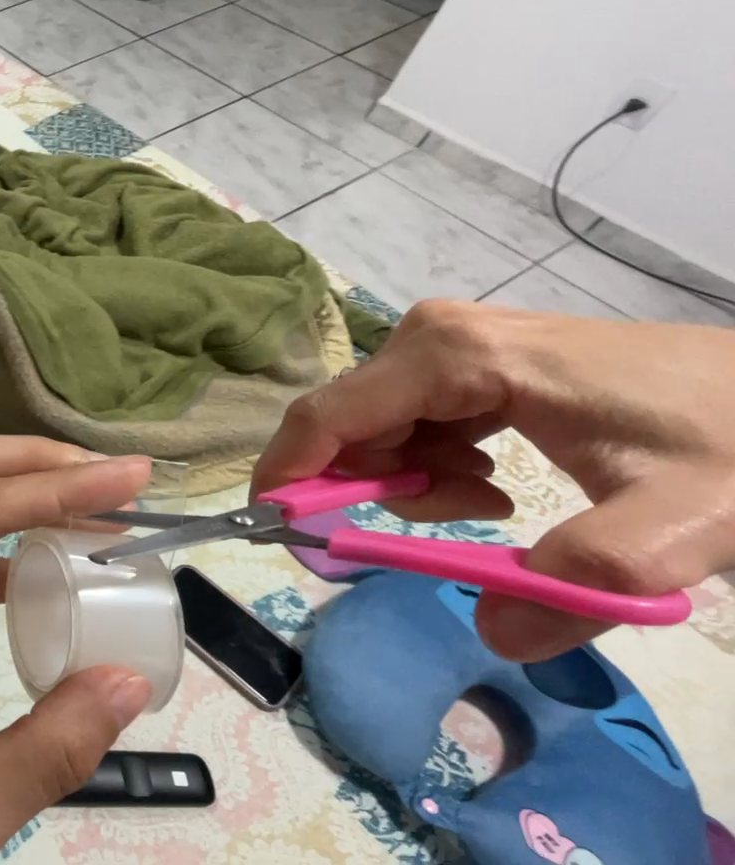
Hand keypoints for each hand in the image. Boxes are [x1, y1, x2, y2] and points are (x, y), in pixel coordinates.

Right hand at [253, 299, 734, 660]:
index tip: (283, 535)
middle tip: (456, 526)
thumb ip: (591, 573)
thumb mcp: (686, 515)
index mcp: (453, 356)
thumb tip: (496, 635)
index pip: (325, 418)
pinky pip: (402, 419)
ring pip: (370, 425)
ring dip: (408, 481)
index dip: (291, 478)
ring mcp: (442, 342)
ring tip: (492, 503)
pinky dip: (428, 462)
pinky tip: (489, 474)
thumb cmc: (734, 436)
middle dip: (377, 488)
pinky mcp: (458, 357)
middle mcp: (429, 337)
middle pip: (345, 424)